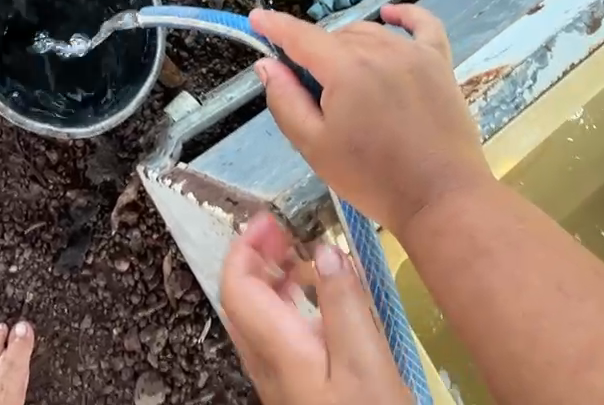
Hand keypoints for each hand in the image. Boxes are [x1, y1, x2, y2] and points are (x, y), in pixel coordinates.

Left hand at [219, 213, 412, 404]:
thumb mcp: (367, 362)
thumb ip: (344, 302)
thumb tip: (323, 247)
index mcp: (277, 349)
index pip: (236, 287)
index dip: (245, 245)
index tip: (270, 217)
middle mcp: (268, 364)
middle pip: (243, 299)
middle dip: (257, 255)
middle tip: (286, 229)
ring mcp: (281, 381)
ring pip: (261, 317)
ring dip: (275, 278)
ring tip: (306, 255)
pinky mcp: (300, 392)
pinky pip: (281, 335)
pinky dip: (293, 304)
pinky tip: (324, 300)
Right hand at [251, 4, 486, 236]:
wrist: (443, 201)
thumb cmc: (373, 179)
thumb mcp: (314, 146)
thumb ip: (285, 100)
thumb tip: (267, 64)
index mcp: (345, 69)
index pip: (300, 37)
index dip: (274, 26)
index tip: (255, 19)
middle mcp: (379, 49)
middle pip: (334, 37)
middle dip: (314, 55)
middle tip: (313, 93)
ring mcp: (413, 52)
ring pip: (368, 32)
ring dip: (348, 46)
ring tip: (346, 82)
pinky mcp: (439, 63)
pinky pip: (422, 24)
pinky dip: (403, 16)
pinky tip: (390, 14)